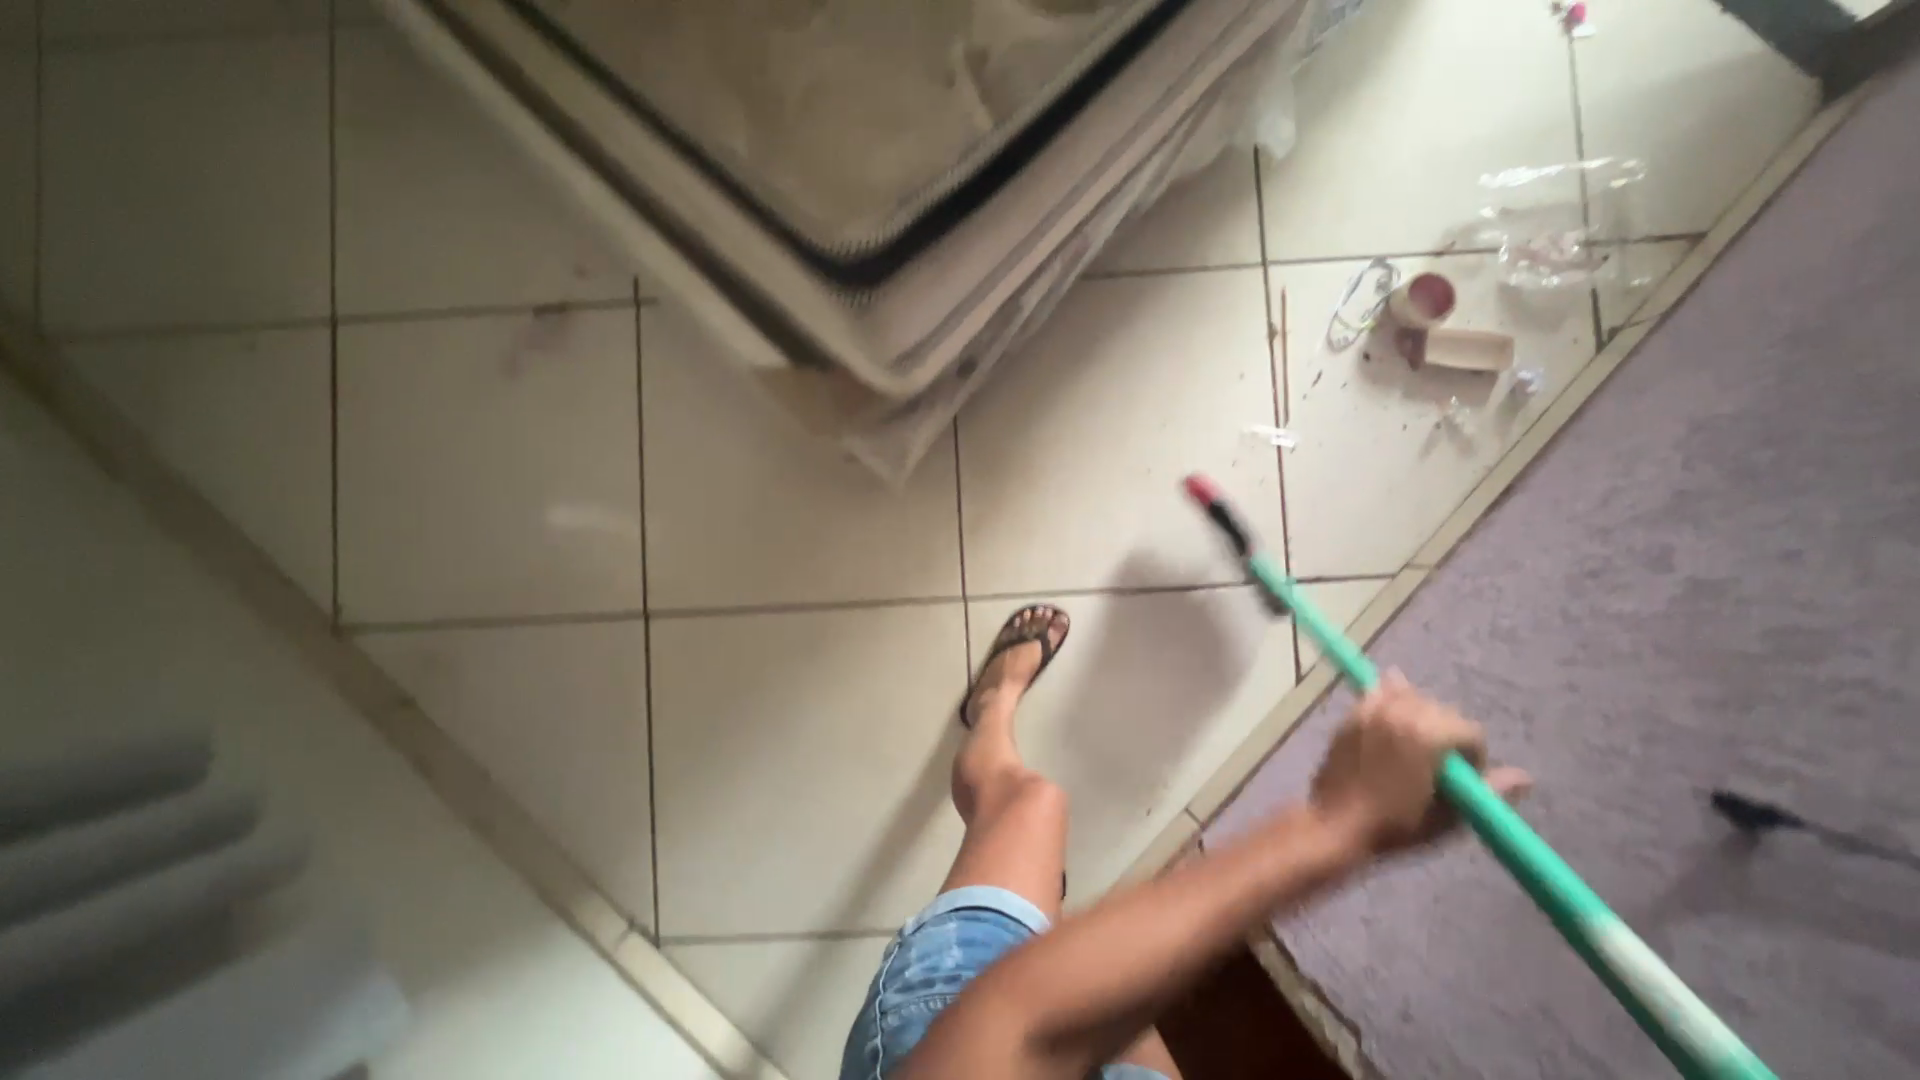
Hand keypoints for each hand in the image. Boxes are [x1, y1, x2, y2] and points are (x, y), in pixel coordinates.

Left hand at [1310, 671, 1531, 856]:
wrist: (1335, 823)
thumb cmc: (1395, 826)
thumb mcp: (1448, 818)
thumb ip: (1487, 792)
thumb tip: (1525, 777)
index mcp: (1429, 735)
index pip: (1470, 731)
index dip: (1473, 757)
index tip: (1460, 780)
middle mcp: (1402, 714)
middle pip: (1441, 711)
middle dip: (1447, 734)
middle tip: (1438, 765)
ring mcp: (1372, 711)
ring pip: (1411, 698)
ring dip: (1420, 716)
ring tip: (1415, 745)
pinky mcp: (1351, 715)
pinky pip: (1377, 694)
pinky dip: (1389, 698)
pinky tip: (1393, 708)